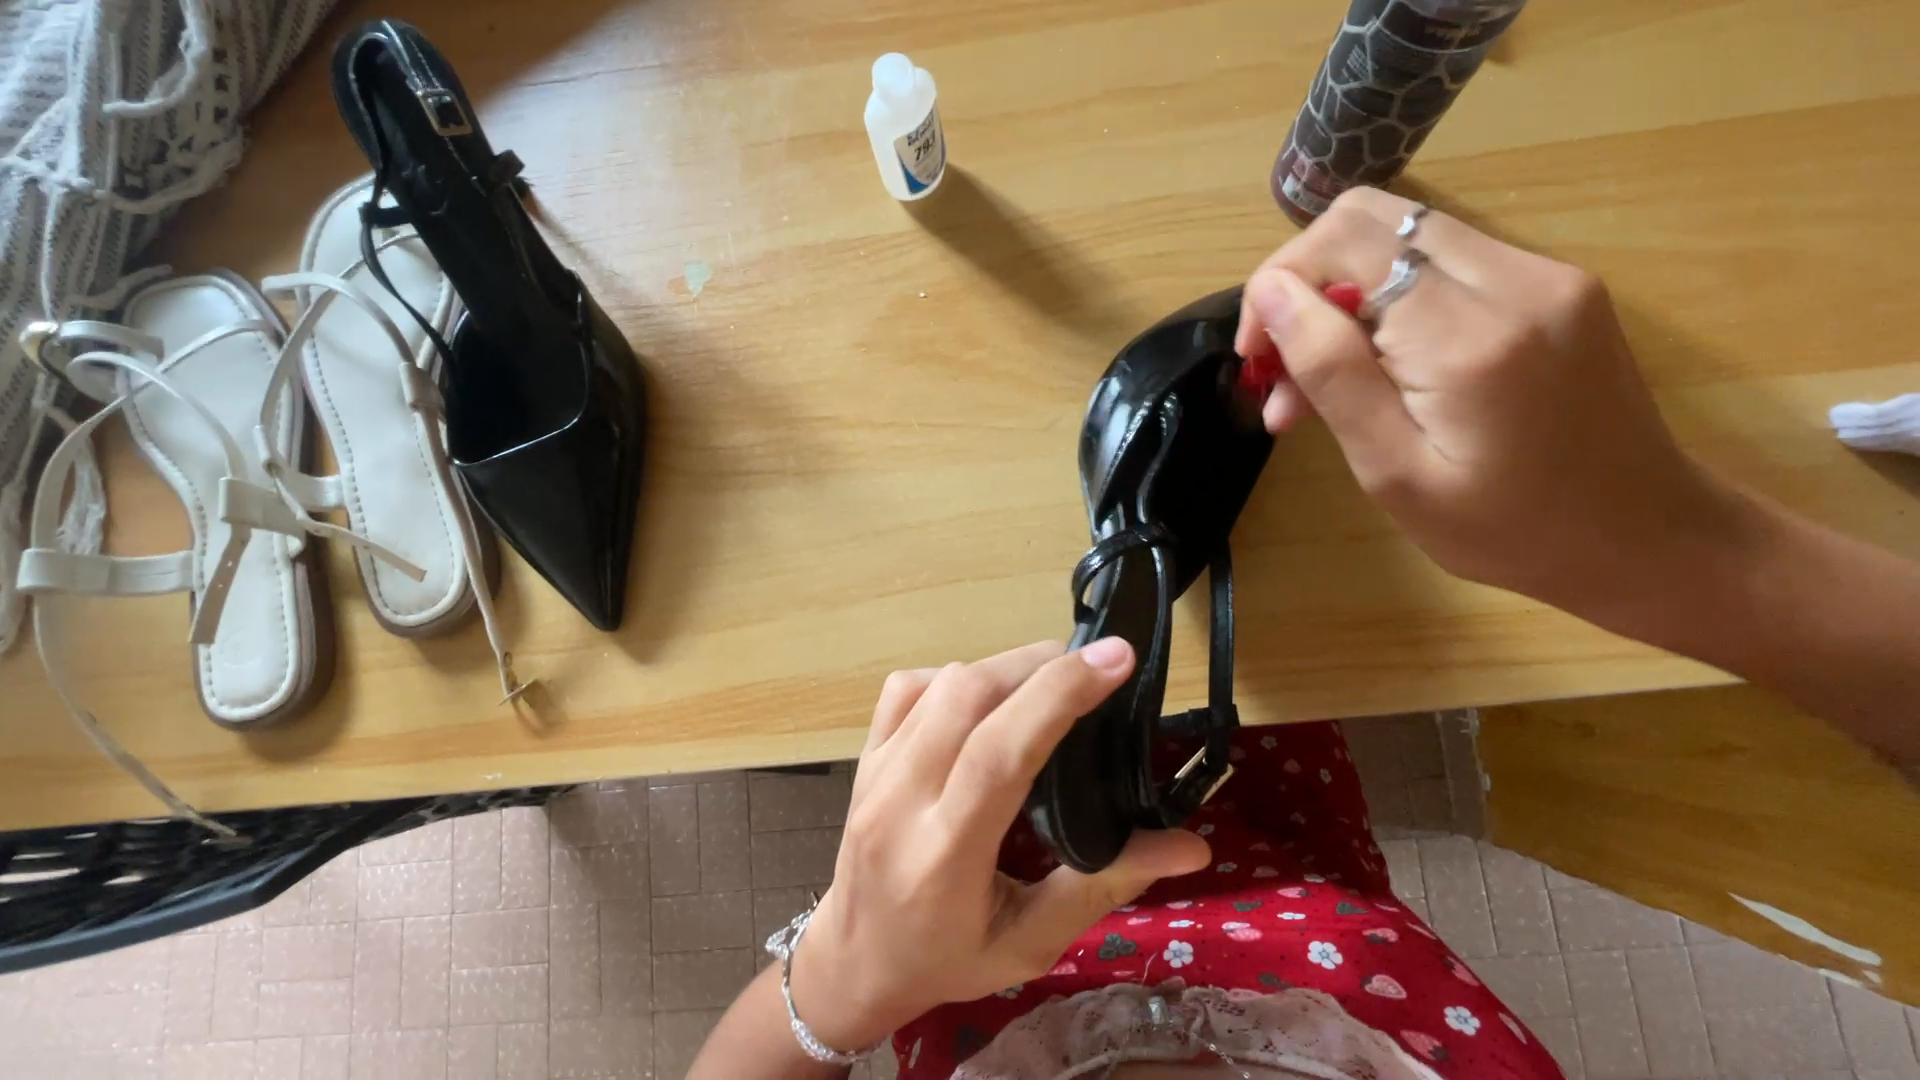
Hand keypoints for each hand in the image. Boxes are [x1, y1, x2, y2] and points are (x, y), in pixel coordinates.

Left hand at [786, 639, 1211, 1050]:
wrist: (851, 963)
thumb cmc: (946, 961)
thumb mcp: (1029, 943)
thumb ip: (1103, 886)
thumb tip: (1191, 845)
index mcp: (945, 853)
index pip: (999, 750)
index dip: (1059, 694)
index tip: (1116, 659)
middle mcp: (900, 799)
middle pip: (968, 695)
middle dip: (1040, 665)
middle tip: (1093, 670)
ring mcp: (874, 771)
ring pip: (940, 682)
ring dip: (1003, 667)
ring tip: (1048, 684)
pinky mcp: (864, 756)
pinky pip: (906, 687)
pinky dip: (954, 677)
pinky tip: (983, 700)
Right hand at [1234, 187, 1740, 614]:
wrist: (1646, 537)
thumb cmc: (1506, 531)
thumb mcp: (1394, 473)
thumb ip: (1331, 374)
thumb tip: (1271, 293)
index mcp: (1470, 338)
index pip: (1345, 245)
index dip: (1278, 285)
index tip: (1257, 358)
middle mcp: (1514, 279)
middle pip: (1370, 218)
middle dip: (1302, 280)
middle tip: (1281, 362)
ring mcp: (1544, 273)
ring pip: (1402, 235)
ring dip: (1343, 293)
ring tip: (1325, 378)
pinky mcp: (1554, 283)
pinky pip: (1443, 261)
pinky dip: (1390, 300)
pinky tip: (1381, 365)